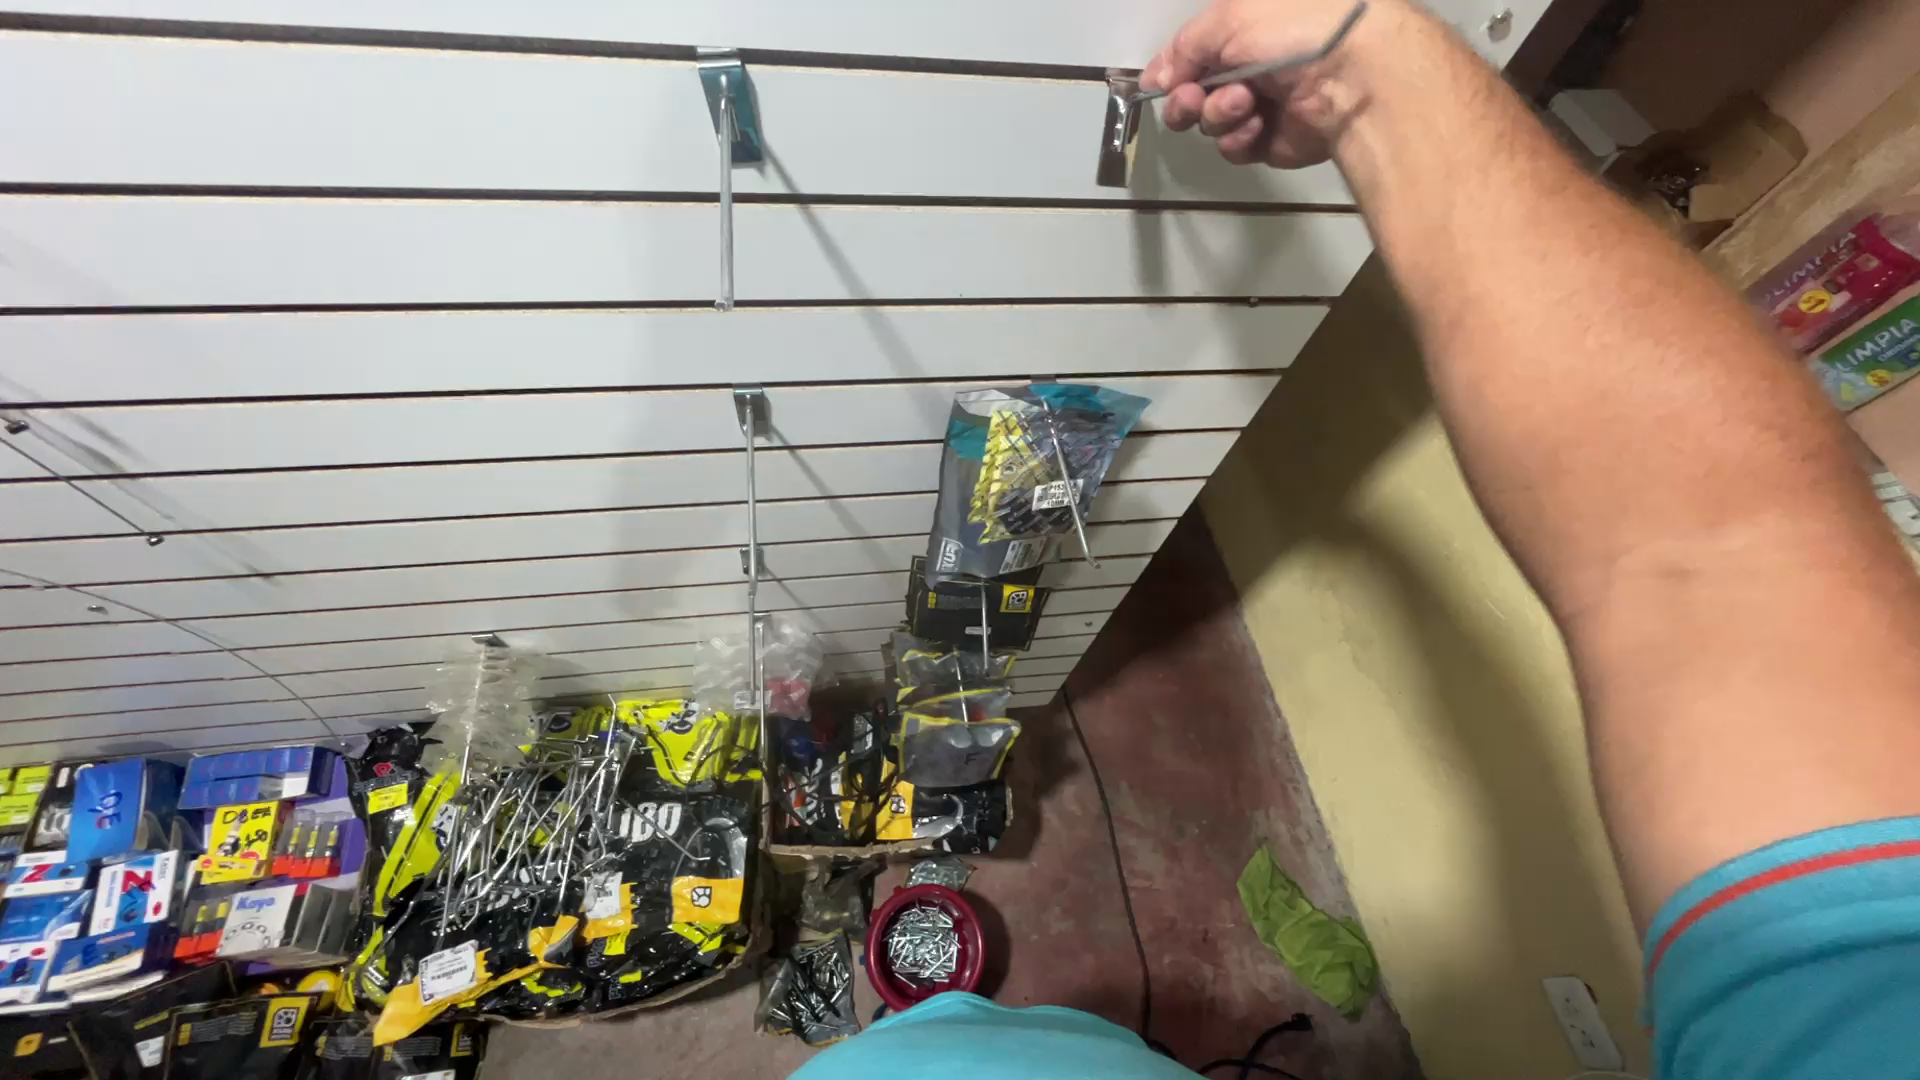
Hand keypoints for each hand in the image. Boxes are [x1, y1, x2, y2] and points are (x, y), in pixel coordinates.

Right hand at [1140, 0, 1405, 168]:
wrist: (1349, 77)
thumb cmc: (1295, 31)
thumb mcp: (1230, 18)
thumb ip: (1184, 47)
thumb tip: (1153, 77)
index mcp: (1244, 26)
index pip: (1191, 53)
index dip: (1172, 71)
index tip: (1160, 85)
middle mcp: (1249, 64)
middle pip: (1194, 93)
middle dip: (1187, 100)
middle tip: (1193, 102)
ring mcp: (1259, 103)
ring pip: (1211, 123)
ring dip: (1219, 116)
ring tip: (1245, 104)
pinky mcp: (1268, 139)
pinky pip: (1234, 147)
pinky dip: (1239, 138)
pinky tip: (1259, 124)